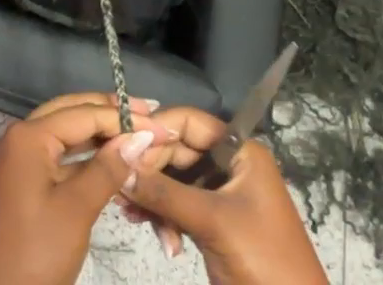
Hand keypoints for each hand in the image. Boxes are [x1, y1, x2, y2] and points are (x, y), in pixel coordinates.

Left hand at [0, 93, 170, 284]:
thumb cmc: (35, 253)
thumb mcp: (77, 209)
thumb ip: (108, 168)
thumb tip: (140, 136)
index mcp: (27, 137)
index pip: (82, 114)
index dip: (124, 118)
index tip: (164, 124)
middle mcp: (17, 139)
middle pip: (70, 115)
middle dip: (109, 114)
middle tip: (151, 114)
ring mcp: (16, 162)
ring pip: (63, 137)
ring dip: (98, 136)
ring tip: (138, 135)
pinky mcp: (20, 184)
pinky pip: (56, 159)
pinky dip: (83, 159)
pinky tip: (111, 164)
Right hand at [122, 107, 329, 284]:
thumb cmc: (264, 260)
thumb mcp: (213, 222)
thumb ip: (164, 192)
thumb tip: (119, 167)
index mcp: (239, 151)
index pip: (188, 122)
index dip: (155, 130)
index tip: (122, 147)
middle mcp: (228, 165)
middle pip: (175, 150)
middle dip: (148, 170)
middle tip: (121, 189)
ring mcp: (218, 194)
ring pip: (170, 179)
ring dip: (151, 197)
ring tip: (131, 216)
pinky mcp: (210, 220)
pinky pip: (175, 204)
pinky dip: (161, 216)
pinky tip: (153, 234)